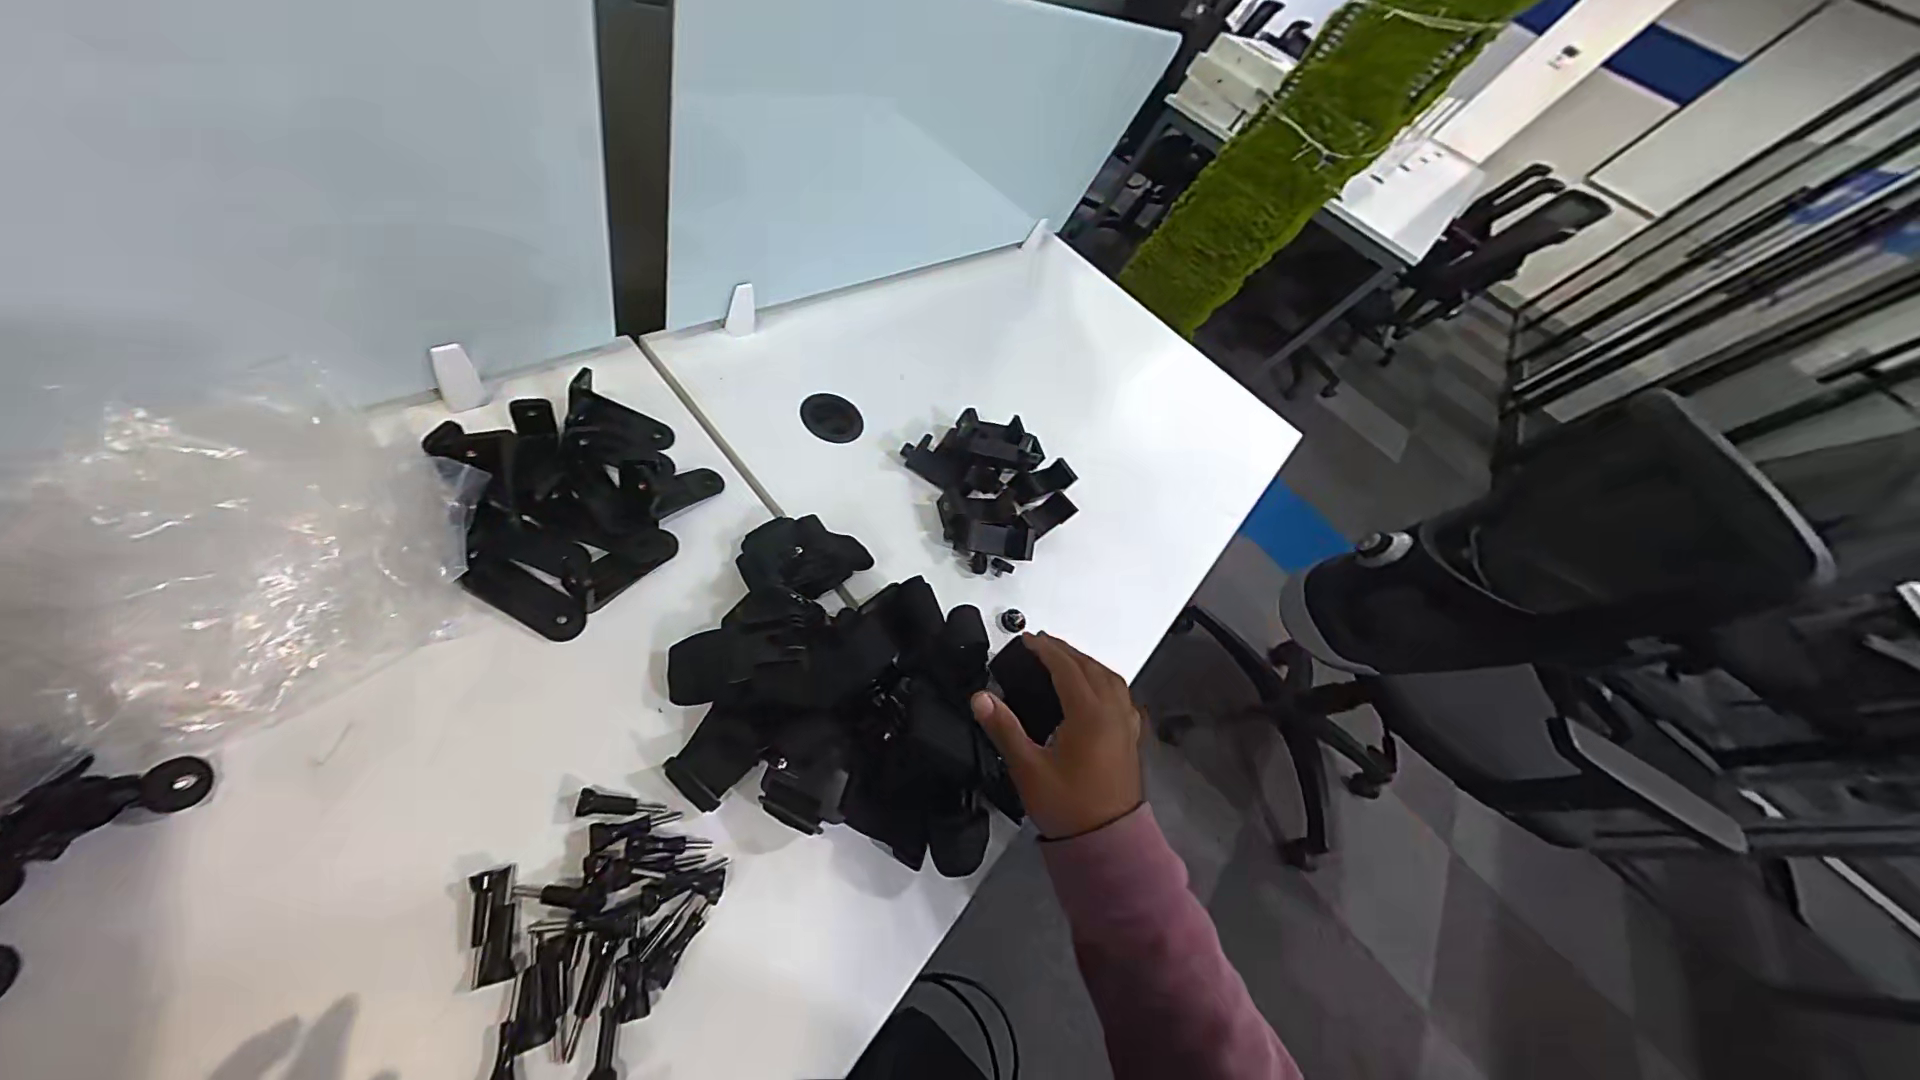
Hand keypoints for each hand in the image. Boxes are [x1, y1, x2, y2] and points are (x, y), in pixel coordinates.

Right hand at [970, 632, 1143, 839]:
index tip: (1028, 640)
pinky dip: (1104, 681)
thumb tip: (981, 698)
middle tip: (1041, 645)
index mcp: (1090, 714)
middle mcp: (1113, 713)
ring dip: (1086, 663)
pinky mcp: (1130, 739)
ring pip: (1109, 678)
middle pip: (1090, 667)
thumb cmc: (1070, 807)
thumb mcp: (1028, 768)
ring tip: (1064, 660)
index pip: (1066, 668)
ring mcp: (1126, 725)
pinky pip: (1120, 695)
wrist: (1110, 845)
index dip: (1045, 649)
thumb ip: (1004, 728)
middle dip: (1065, 652)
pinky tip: (1095, 689)